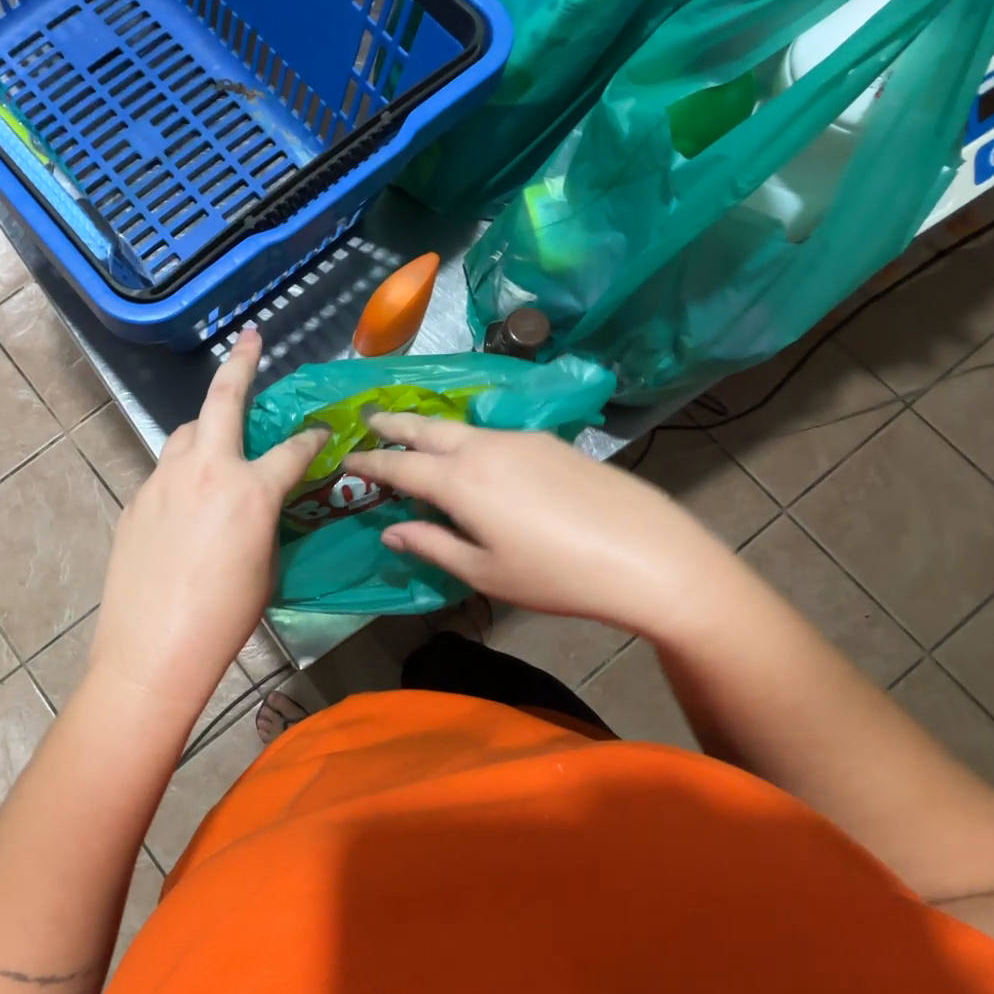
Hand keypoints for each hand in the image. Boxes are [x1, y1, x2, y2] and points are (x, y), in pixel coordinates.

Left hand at [89, 330, 326, 709]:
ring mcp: (163, 482)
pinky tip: (185, 502)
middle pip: (223, 400)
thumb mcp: (264, 567)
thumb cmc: (224, 618)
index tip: (322, 431)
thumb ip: (265, 521)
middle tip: (251, 339)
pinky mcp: (136, 501)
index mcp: (250, 490)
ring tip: (217, 436)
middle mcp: (204, 471)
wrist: (153, 648)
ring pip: (185, 434)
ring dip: (205, 427)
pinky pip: (164, 472)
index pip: (292, 449)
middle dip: (240, 363)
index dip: (312, 439)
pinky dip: (181, 473)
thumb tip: (260, 504)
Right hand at [340, 414, 737, 640]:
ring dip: (433, 431)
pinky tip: (477, 459)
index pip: (399, 466)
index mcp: (459, 482)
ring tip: (418, 438)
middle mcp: (484, 448)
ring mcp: (521, 440)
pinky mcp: (552, 443)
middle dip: (394, 423)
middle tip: (370, 417)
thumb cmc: (555, 576)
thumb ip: (432, 546)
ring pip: (463, 429)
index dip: (368, 463)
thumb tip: (392, 530)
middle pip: (427, 429)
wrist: (648, 556)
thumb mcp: (484, 573)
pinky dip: (470, 441)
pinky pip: (495, 436)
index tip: (346, 457)